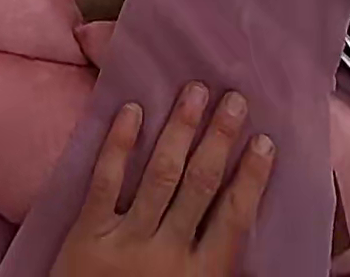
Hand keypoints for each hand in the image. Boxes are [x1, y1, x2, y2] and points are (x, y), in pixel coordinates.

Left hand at [52, 83, 275, 276]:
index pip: (234, 217)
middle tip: (235, 99)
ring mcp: (124, 246)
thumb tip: (247, 211)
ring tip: (196, 91)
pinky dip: (118, 145)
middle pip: (200, 184)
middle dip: (219, 137)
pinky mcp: (84, 240)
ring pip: (161, 174)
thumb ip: (217, 261)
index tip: (265, 140)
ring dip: (181, 128)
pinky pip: (104, 184)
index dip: (252, 176)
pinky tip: (133, 109)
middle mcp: (166, 258)